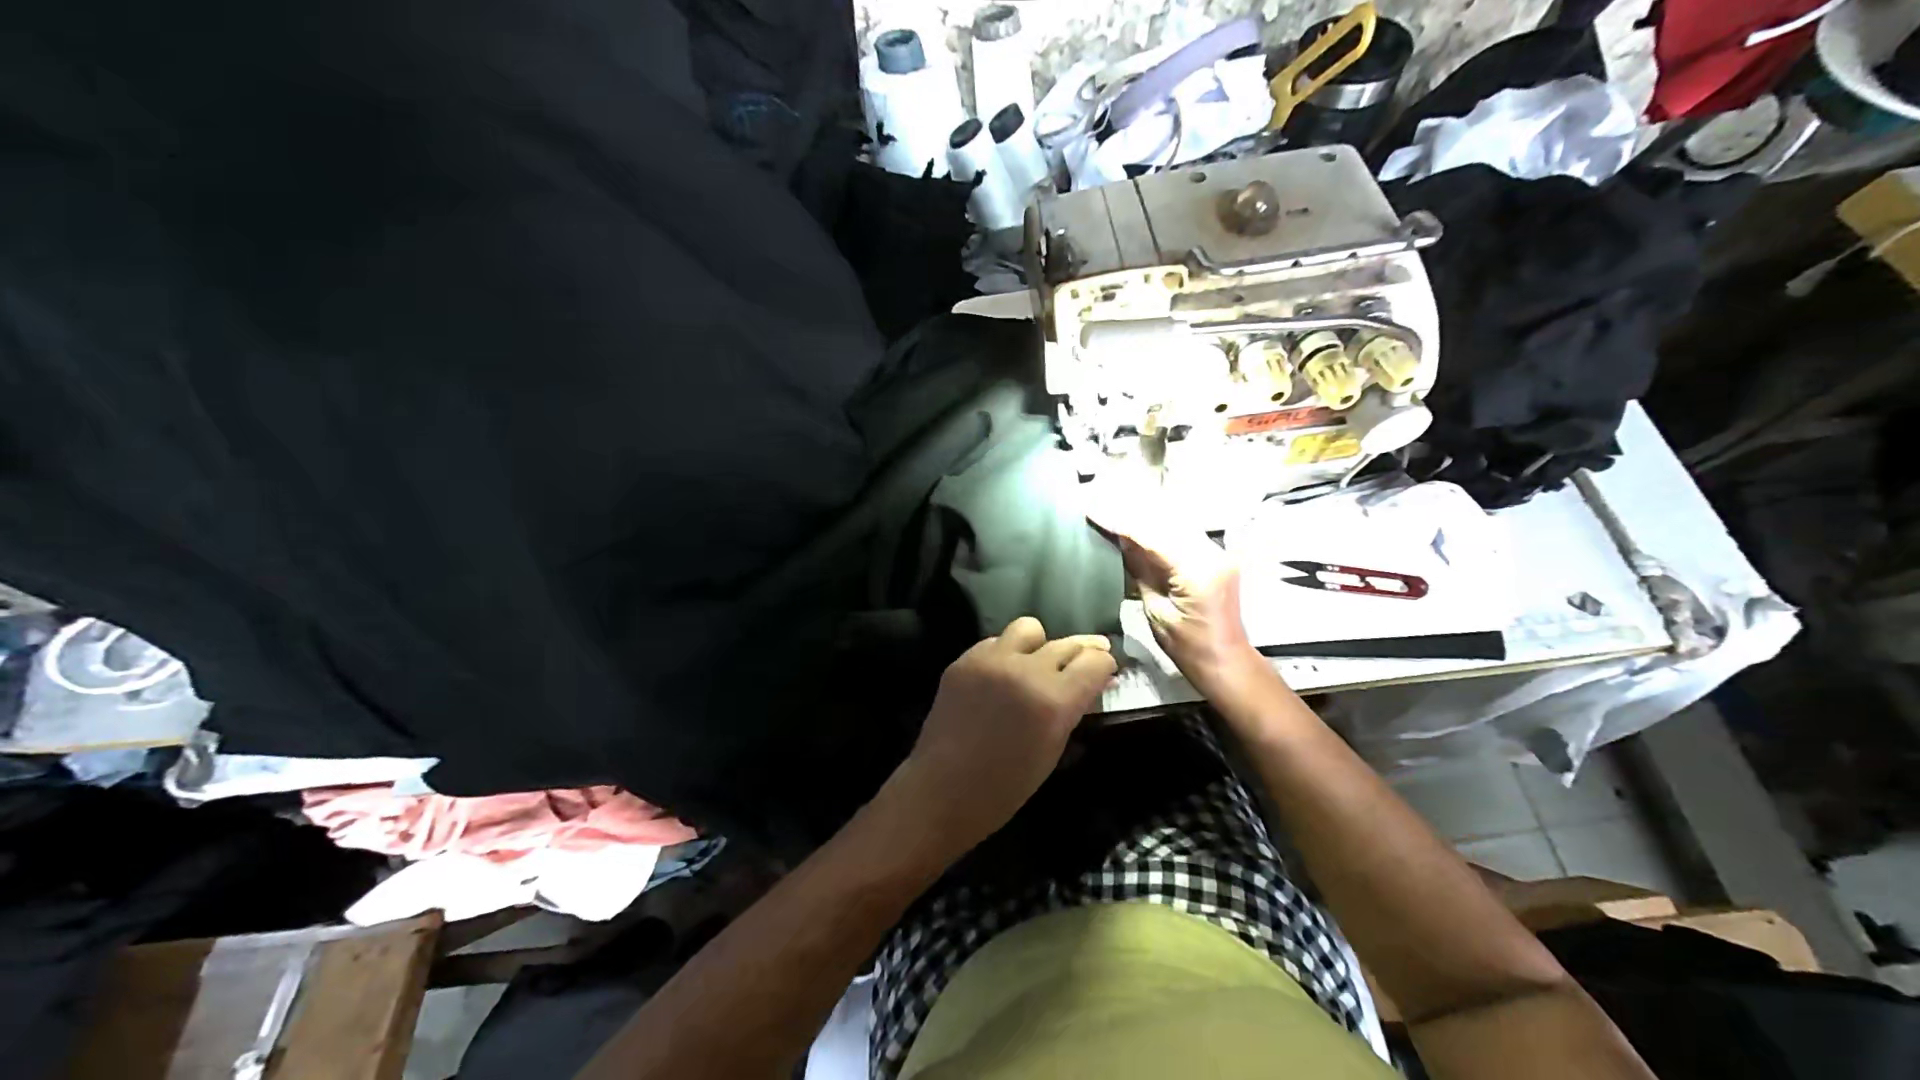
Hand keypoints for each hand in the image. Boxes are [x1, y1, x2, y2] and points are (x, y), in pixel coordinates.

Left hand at [894, 617, 1115, 853]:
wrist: (943, 789)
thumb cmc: (1006, 786)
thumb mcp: (1053, 750)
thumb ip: (1073, 708)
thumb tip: (1092, 684)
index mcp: (1053, 700)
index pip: (1096, 662)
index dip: (1105, 667)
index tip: (1104, 674)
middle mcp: (1025, 670)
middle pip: (1067, 643)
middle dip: (1081, 654)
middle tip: (1081, 666)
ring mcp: (990, 660)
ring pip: (1029, 629)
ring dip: (1040, 645)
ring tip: (1036, 665)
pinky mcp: (964, 660)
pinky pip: (995, 642)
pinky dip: (1006, 653)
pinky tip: (1003, 676)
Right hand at [1089, 505, 1267, 700]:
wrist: (1226, 662)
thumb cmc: (1189, 649)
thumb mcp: (1156, 612)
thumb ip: (1140, 571)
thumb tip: (1121, 540)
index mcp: (1197, 571)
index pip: (1152, 536)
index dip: (1120, 521)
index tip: (1093, 510)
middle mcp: (1212, 553)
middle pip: (1166, 520)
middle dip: (1131, 510)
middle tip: (1099, 501)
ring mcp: (1218, 552)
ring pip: (1175, 520)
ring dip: (1145, 513)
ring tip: (1113, 505)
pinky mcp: (1216, 555)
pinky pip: (1183, 532)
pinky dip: (1159, 526)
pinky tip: (1138, 522)